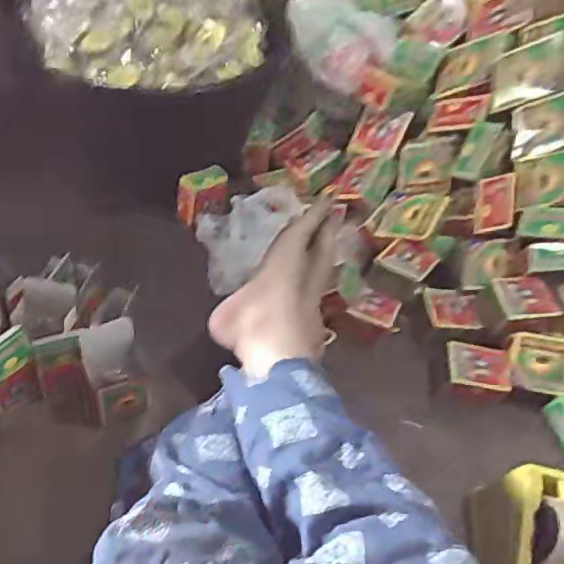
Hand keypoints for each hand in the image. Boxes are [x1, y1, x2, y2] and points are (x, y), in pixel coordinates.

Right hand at [207, 202, 347, 377]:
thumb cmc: (251, 325)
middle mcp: (305, 278)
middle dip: (327, 231)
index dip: (313, 216)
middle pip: (322, 248)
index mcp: (284, 262)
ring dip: (325, 260)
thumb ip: (232, 310)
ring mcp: (314, 303)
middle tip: (336, 216)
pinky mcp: (317, 327)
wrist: (278, 361)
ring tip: (324, 250)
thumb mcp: (226, 316)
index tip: (326, 201)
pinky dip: (314, 290)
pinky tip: (308, 294)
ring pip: (324, 273)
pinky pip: (316, 299)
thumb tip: (232, 317)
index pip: (301, 232)